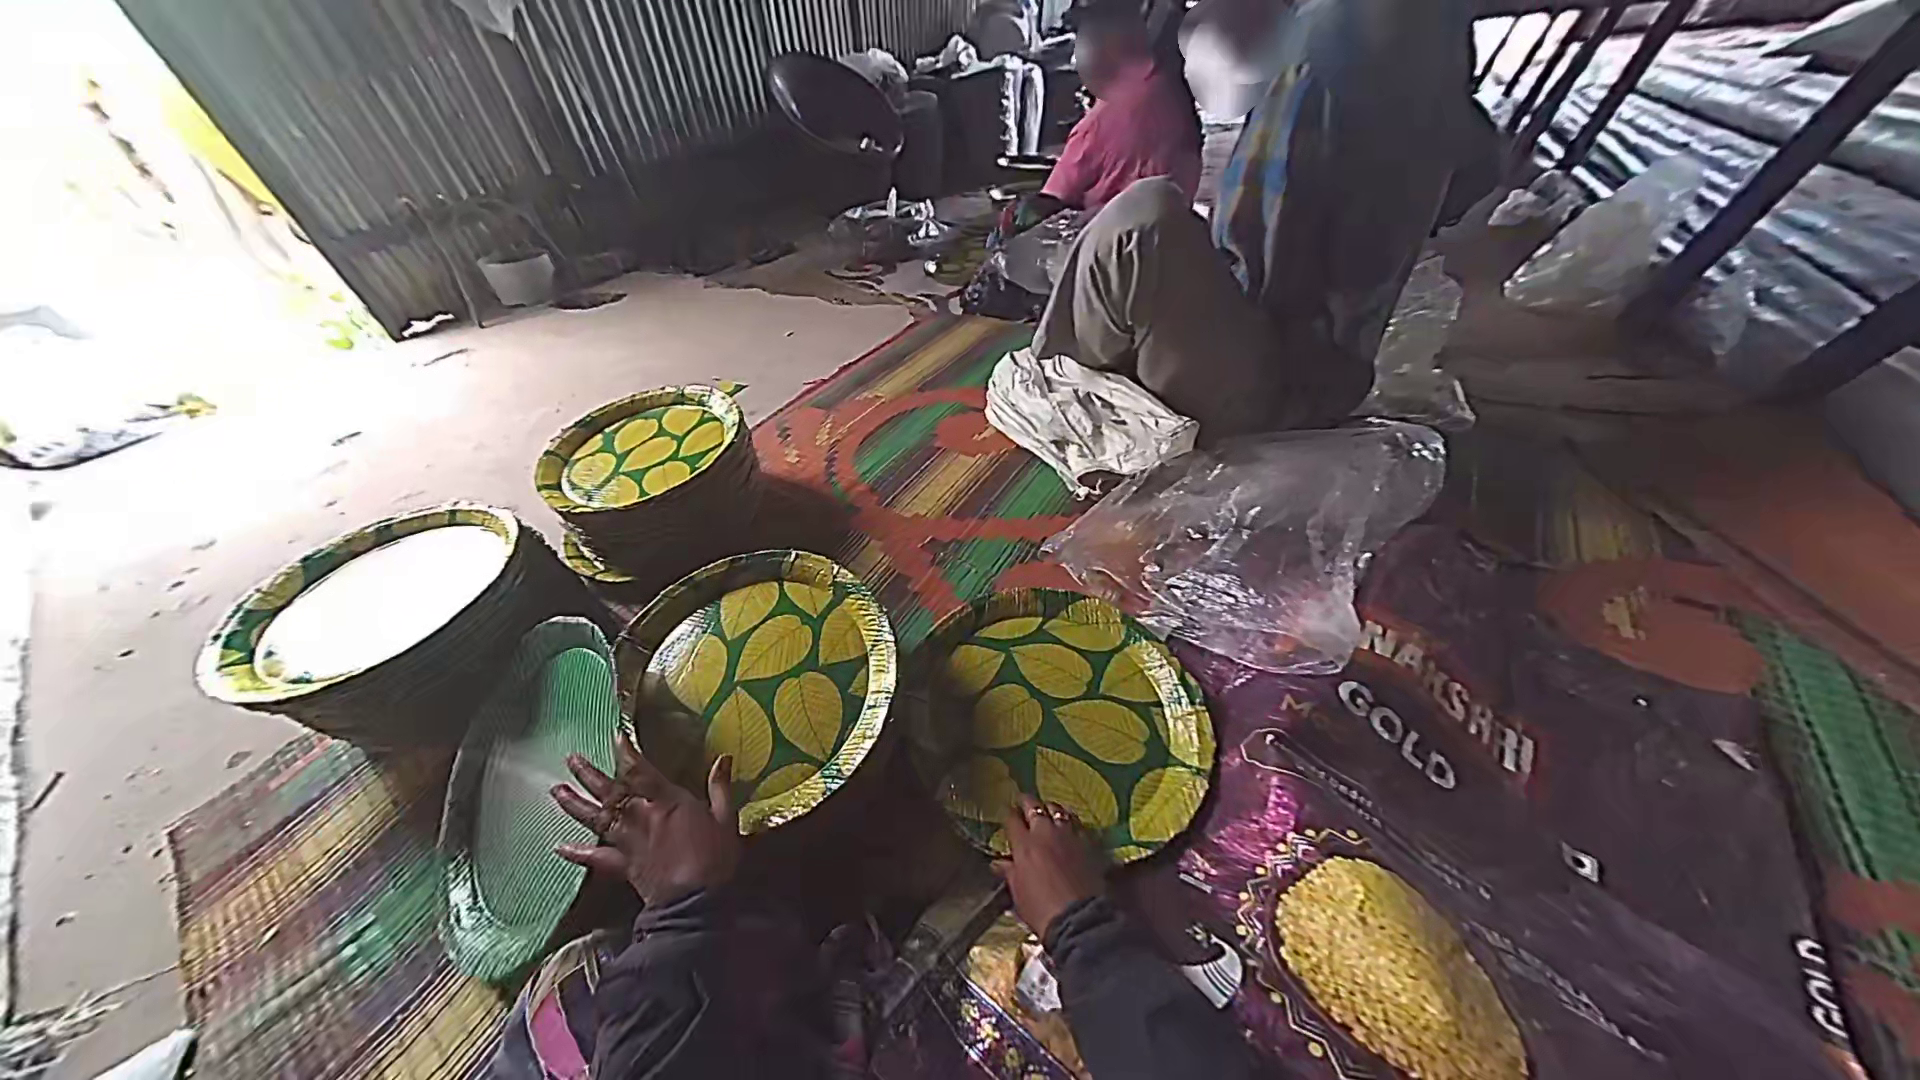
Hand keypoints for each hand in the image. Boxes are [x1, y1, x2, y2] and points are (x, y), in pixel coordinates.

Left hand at [551, 732, 740, 905]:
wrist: (693, 904)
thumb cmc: (715, 857)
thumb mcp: (726, 818)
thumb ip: (720, 787)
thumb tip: (724, 758)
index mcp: (668, 802)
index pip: (642, 771)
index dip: (627, 752)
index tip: (615, 735)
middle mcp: (642, 817)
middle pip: (611, 792)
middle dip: (590, 774)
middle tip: (570, 759)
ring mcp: (629, 842)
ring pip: (597, 820)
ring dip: (575, 805)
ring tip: (556, 791)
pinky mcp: (623, 867)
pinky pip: (595, 858)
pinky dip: (576, 853)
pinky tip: (558, 847)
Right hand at [993, 794, 1107, 937]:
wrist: (1079, 918)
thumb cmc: (1042, 910)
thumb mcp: (1018, 893)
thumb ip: (1009, 873)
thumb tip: (999, 863)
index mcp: (1024, 845)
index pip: (1012, 819)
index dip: (1009, 814)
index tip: (1008, 813)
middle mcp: (1044, 832)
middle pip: (1033, 806)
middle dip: (1026, 802)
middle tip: (1023, 802)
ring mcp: (1067, 834)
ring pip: (1056, 808)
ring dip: (1049, 807)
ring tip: (1047, 809)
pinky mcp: (1087, 841)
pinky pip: (1076, 822)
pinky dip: (1070, 819)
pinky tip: (1069, 822)